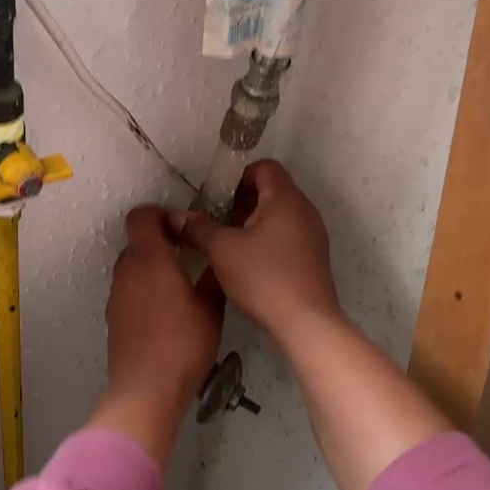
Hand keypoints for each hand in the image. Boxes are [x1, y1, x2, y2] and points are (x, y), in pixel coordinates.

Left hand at [91, 206, 224, 462]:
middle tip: (189, 254)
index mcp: (149, 259)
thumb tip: (217, 259)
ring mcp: (117, 294)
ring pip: (132, 266)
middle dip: (161, 241)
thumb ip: (213, 277)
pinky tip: (167, 310)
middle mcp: (127, 270)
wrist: (147, 389)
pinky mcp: (114, 316)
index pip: (142, 216)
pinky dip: (145, 288)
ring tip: (181, 283)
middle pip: (137, 240)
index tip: (185, 228)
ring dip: (153, 265)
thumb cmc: (183, 344)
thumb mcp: (210, 308)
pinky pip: (129, 289)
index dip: (161, 214)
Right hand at [169, 160, 341, 342]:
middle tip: (216, 220)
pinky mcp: (312, 258)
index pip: (266, 168)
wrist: (305, 322)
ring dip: (251, 223)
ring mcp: (312, 235)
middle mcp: (304, 211)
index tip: (217, 196)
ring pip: (278, 216)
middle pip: (272, 190)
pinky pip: (286, 236)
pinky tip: (245, 262)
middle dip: (241, 201)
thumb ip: (198, 228)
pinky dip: (265, 240)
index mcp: (285, 199)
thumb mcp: (222, 250)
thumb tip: (176, 216)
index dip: (239, 175)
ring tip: (226, 243)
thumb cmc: (263, 277)